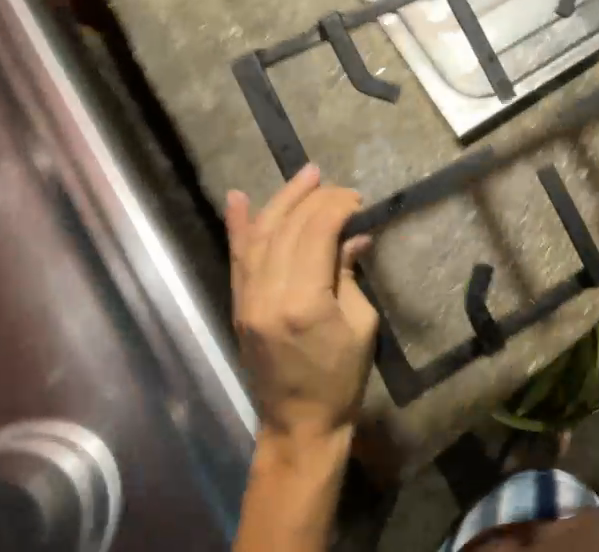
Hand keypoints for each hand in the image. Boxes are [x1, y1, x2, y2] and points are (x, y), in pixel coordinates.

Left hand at [225, 165, 378, 445]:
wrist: (299, 423)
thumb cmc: (341, 376)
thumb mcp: (361, 322)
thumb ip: (349, 274)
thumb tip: (352, 235)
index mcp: (303, 302)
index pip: (316, 233)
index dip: (337, 207)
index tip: (359, 201)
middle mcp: (267, 295)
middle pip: (287, 228)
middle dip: (315, 200)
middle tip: (341, 188)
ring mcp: (247, 301)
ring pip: (259, 236)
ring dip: (282, 201)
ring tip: (305, 176)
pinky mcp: (238, 306)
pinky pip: (237, 258)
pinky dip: (238, 226)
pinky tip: (238, 198)